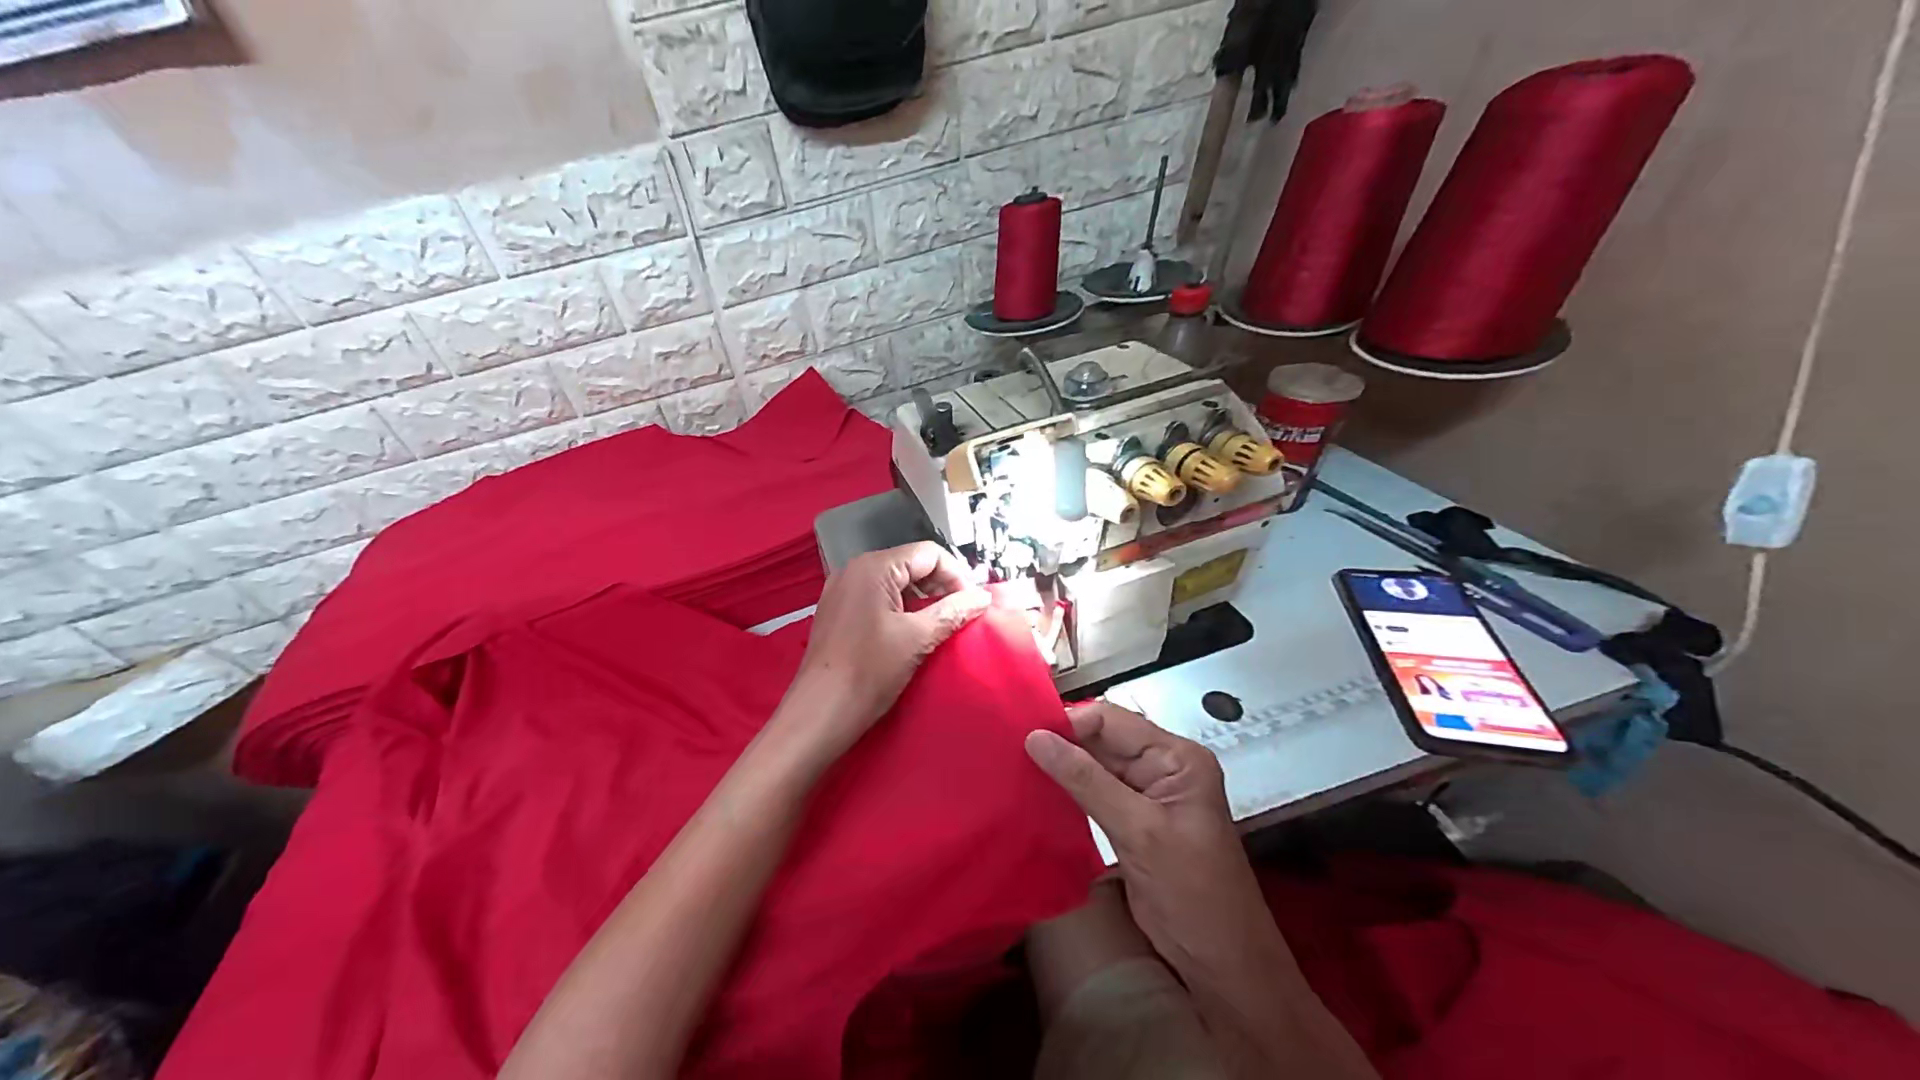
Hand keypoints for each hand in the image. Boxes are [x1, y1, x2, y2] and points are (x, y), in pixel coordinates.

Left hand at [780, 542, 991, 757]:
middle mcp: (853, 570)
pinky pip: (876, 597)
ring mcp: (841, 590)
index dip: (956, 575)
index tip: (972, 604)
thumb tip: (983, 597)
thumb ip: (953, 611)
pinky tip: (910, 634)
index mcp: (873, 567)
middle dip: (940, 586)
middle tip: (960, 615)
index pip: (928, 554)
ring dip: (921, 599)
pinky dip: (899, 609)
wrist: (819, 713)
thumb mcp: (918, 638)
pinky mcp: (837, 611)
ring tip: (938, 627)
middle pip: (910, 564)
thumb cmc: (869, 672)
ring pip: (894, 582)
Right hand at [1024, 701, 1272, 974]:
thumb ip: (1086, 781)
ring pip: (1095, 764)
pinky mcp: (1133, 819)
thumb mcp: (1139, 831)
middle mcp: (1163, 766)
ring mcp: (1148, 793)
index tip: (1027, 735)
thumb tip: (1036, 738)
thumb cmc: (1193, 893)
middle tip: (1014, 747)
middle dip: (1062, 742)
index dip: (1071, 723)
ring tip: (1020, 765)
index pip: (1113, 720)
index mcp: (1177, 757)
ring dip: (1062, 765)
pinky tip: (1041, 790)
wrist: (1223, 962)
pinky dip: (1070, 790)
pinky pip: (1095, 790)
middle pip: (1103, 738)